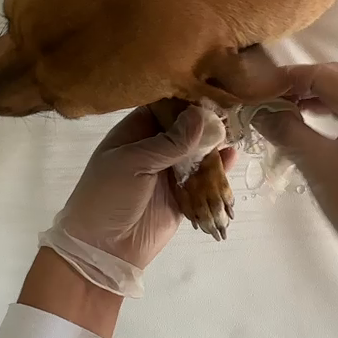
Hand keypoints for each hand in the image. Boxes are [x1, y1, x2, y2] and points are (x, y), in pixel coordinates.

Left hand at [40, 106, 233, 296]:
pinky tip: (233, 157)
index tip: (211, 90)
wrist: (103, 248)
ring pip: (196, 154)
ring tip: (234, 132)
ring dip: (213, 146)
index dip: (185, 100)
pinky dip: (217, 171)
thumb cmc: (108, 196)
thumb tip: (202, 114)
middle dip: (204, 122)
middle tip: (230, 110)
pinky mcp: (181, 196)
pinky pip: (203, 180)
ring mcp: (168, 173)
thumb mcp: (134, 162)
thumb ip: (170, 141)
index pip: (162, 107)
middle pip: (183, 129)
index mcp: (134, 134)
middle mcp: (152, 149)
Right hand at [253, 64, 337, 308]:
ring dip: (317, 104)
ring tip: (283, 112)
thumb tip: (258, 112)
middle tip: (268, 99)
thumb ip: (287, 130)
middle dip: (303, 89)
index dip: (289, 79)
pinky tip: (310, 126)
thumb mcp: (319, 164)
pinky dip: (334, 119)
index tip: (257, 87)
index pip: (326, 76)